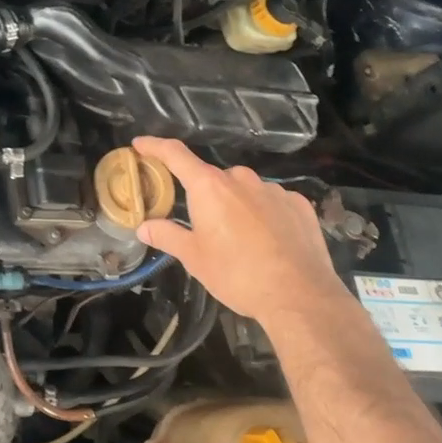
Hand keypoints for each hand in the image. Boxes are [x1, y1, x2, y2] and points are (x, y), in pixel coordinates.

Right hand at [131, 136, 344, 323]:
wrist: (301, 298)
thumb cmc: (238, 275)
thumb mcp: (195, 259)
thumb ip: (167, 236)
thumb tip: (143, 227)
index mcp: (209, 186)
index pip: (175, 154)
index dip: (155, 146)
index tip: (140, 144)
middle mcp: (240, 178)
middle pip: (213, 178)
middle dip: (206, 196)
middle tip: (205, 224)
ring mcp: (273, 189)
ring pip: (245, 190)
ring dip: (238, 205)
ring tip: (242, 239)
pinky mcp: (299, 205)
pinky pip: (273, 201)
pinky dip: (266, 213)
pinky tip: (271, 240)